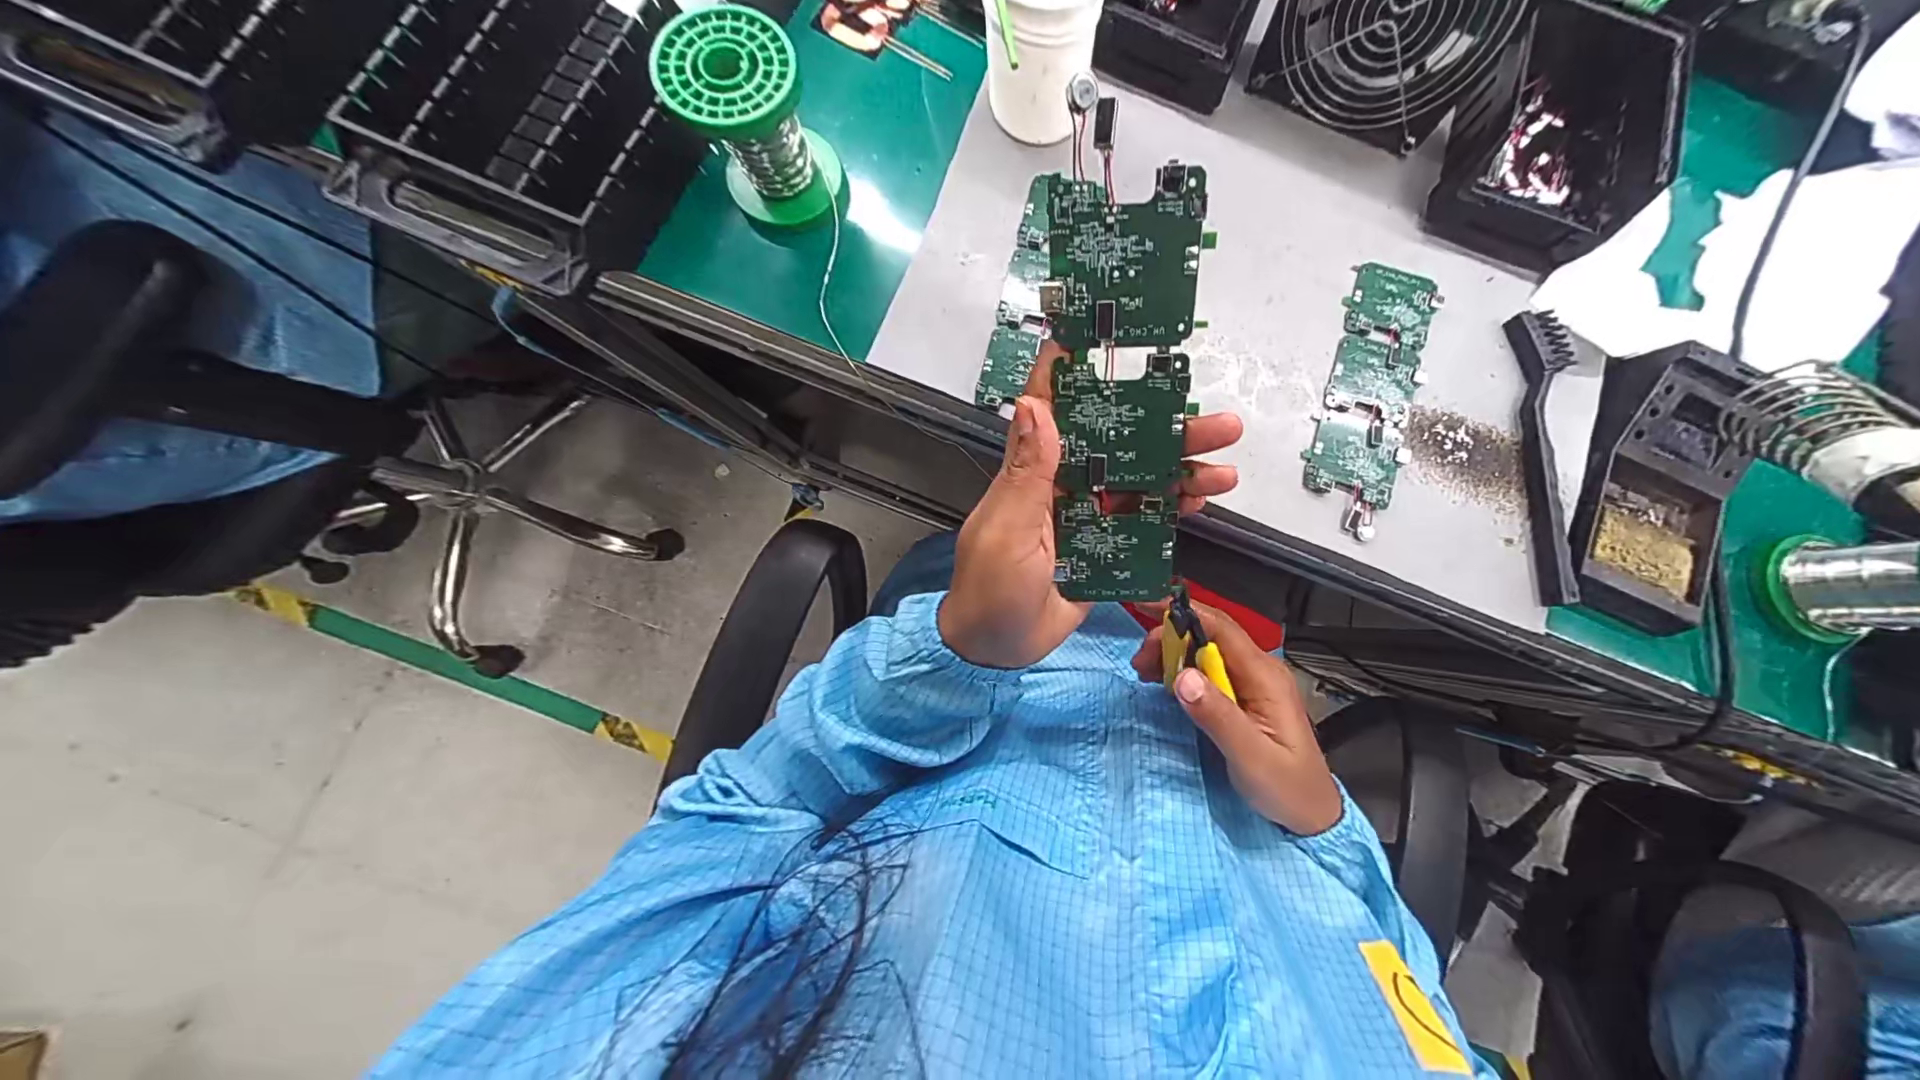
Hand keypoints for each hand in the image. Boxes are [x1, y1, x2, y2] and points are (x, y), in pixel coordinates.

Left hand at [939, 341, 1243, 667]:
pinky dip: (1169, 508)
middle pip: (1115, 443)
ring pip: (1136, 479)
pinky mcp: (1101, 545)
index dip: (1074, 371)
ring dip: (1177, 469)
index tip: (1103, 334)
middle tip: (1211, 421)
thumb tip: (1035, 405)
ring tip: (1221, 463)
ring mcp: (1083, 515)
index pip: (1050, 408)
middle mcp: (1059, 485)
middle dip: (1161, 428)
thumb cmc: (987, 589)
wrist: (995, 649)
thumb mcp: (1006, 529)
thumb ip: (1027, 472)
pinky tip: (1198, 499)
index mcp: (1028, 472)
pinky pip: (1140, 519)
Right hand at [1130, 598, 1341, 834]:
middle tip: (1139, 662)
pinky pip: (1206, 669)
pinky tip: (1162, 682)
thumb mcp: (1250, 757)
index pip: (1219, 628)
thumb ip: (1217, 716)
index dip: (1181, 611)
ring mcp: (1251, 681)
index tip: (1144, 602)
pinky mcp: (1241, 695)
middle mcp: (1258, 670)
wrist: (1312, 815)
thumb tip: (1182, 677)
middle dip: (1168, 637)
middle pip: (1208, 634)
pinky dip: (1180, 669)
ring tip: (1144, 672)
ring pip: (1204, 650)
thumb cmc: (1286, 788)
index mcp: (1263, 676)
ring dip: (1171, 654)